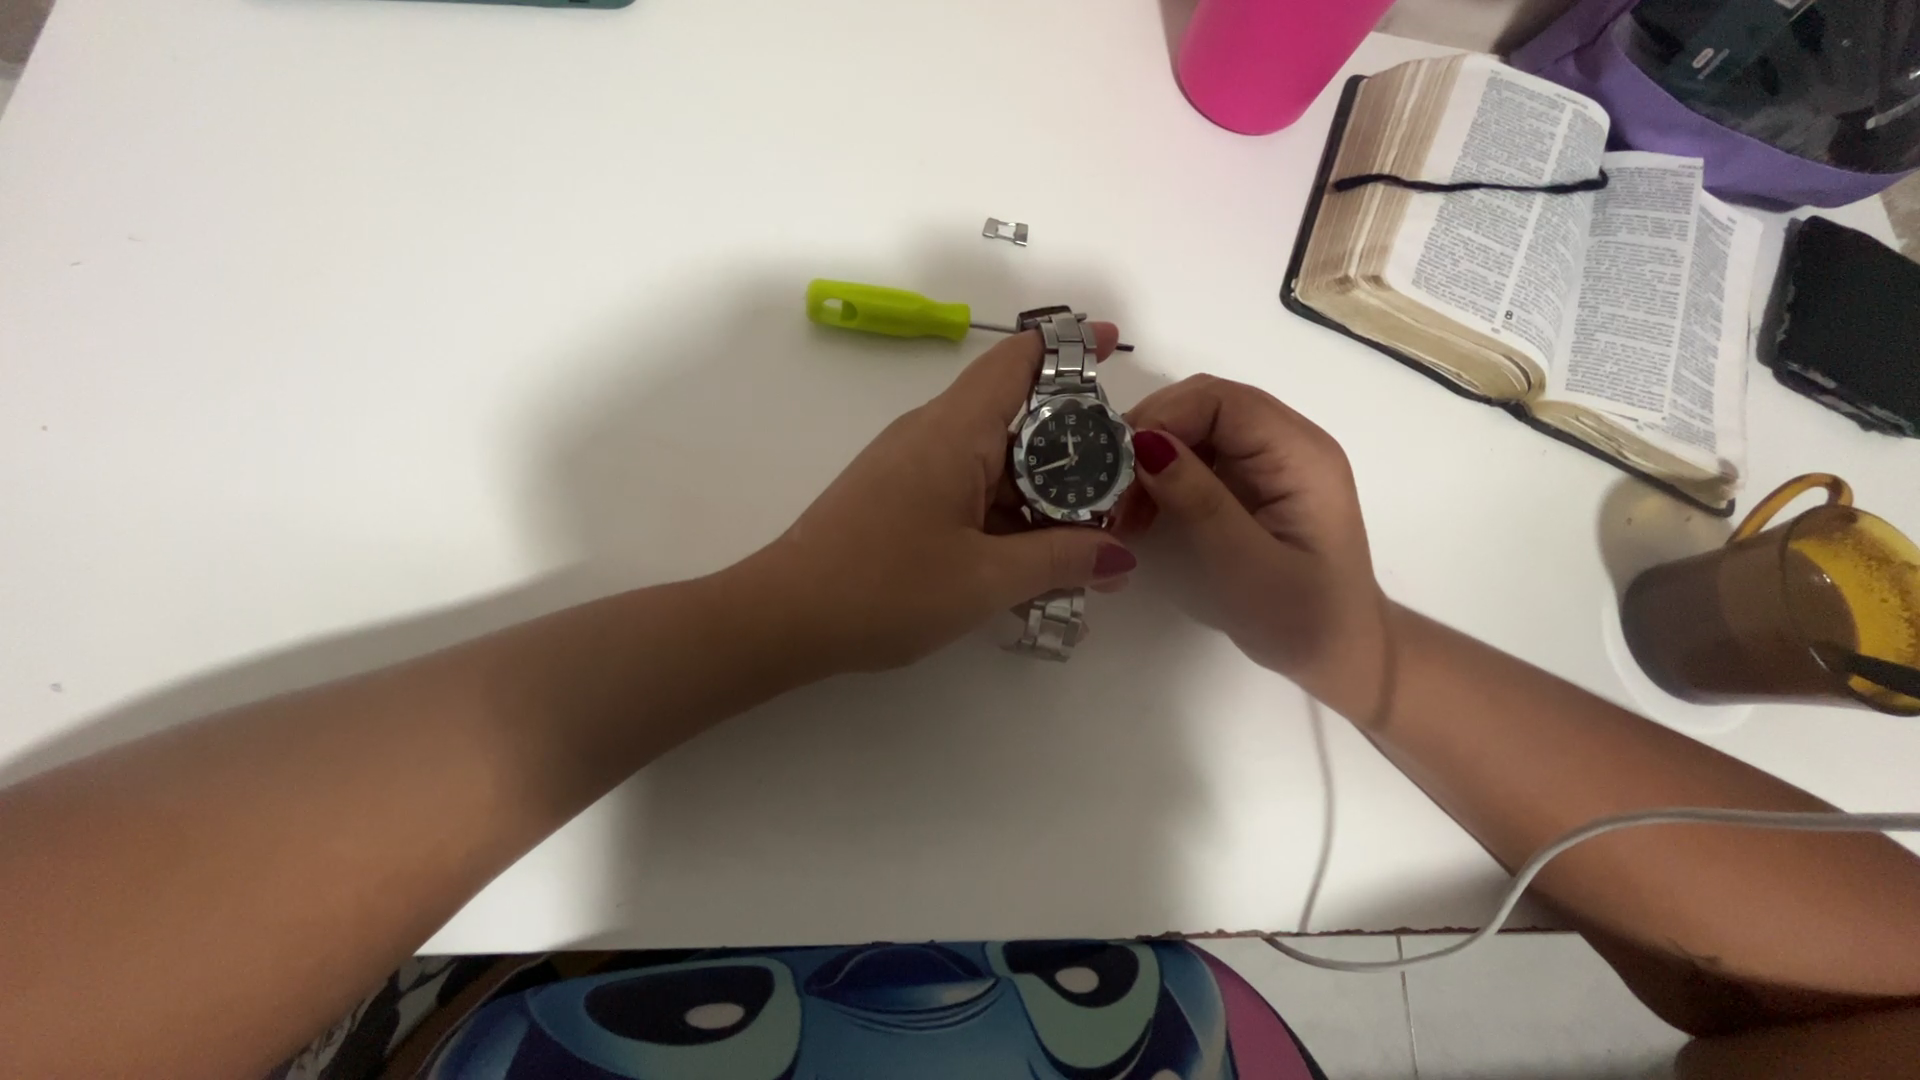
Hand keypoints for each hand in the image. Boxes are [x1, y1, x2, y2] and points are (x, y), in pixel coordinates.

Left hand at [747, 325, 1135, 673]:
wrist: (784, 617)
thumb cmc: (884, 589)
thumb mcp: (986, 579)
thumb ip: (1061, 559)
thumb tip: (1119, 554)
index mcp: (955, 430)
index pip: (1018, 360)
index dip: (1071, 346)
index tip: (1116, 348)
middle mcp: (932, 432)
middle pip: (1017, 412)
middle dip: (1075, 443)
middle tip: (1121, 487)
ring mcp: (912, 463)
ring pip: (994, 456)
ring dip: (1042, 486)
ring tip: (1089, 531)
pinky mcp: (900, 495)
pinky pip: (967, 484)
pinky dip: (1007, 508)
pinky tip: (1032, 552)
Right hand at [1118, 376, 1386, 707]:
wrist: (1339, 654)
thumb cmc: (1300, 619)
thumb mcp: (1244, 564)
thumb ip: (1198, 500)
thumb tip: (1144, 444)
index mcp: (1300, 455)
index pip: (1224, 401)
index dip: (1165, 417)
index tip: (1119, 464)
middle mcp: (1286, 444)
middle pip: (1205, 405)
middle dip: (1151, 435)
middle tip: (1112, 488)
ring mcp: (1267, 463)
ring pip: (1194, 429)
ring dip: (1150, 458)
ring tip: (1123, 508)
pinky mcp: (1249, 484)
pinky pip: (1196, 457)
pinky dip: (1160, 476)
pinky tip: (1141, 511)